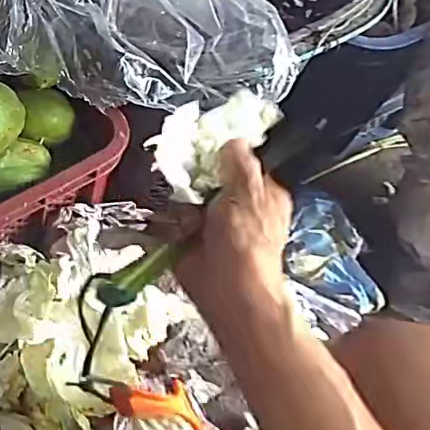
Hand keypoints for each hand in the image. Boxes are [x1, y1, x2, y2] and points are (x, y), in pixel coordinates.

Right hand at [175, 139, 293, 326]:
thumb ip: (240, 164)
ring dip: (180, 202)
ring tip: (189, 216)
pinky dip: (169, 220)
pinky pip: (169, 218)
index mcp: (261, 192)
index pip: (239, 161)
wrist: (226, 288)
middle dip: (192, 177)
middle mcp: (234, 205)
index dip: (222, 152)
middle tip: (189, 179)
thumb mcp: (249, 193)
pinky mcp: (185, 237)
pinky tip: (177, 227)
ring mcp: (208, 222)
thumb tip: (232, 140)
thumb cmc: (247, 242)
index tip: (203, 144)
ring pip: (183, 196)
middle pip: (205, 176)